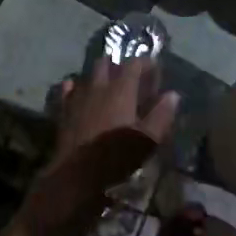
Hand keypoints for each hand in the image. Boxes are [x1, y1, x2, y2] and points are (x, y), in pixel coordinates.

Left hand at [51, 57, 178, 164]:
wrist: (77, 173)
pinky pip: (68, 90)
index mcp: (121, 90)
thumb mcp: (147, 138)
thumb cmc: (116, 155)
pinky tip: (77, 91)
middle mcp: (98, 87)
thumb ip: (161, 114)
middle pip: (105, 63)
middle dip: (117, 65)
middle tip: (128, 77)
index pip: (134, 64)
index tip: (154, 68)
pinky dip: (75, 87)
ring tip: (105, 85)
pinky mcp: (63, 111)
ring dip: (97, 76)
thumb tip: (172, 95)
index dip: (145, 62)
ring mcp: (77, 97)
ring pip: (87, 75)